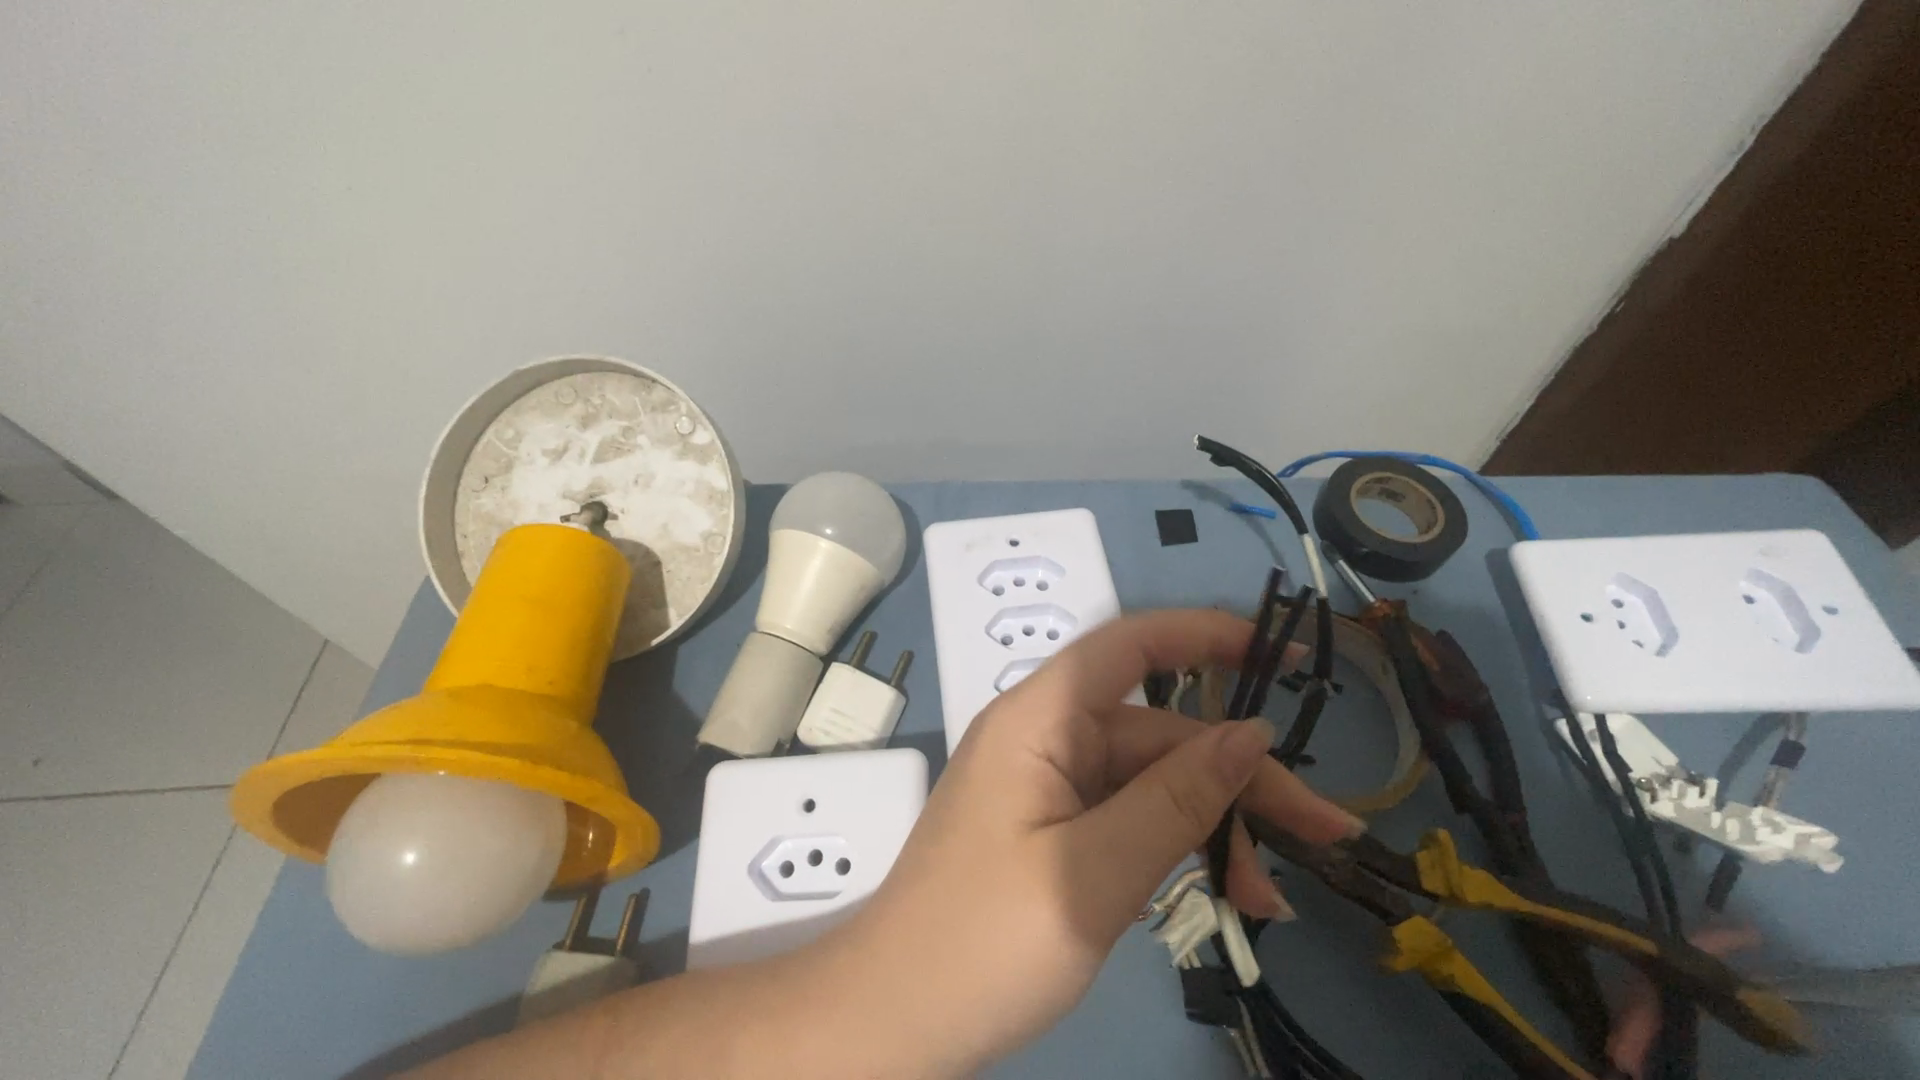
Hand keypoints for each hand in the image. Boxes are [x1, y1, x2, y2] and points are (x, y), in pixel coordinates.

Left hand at [825, 609, 1362, 1076]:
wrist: (895, 1021)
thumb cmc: (985, 942)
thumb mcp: (1094, 872)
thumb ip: (1177, 798)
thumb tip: (1252, 732)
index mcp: (1037, 720)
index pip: (1126, 646)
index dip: (1202, 634)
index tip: (1278, 654)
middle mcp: (1044, 740)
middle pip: (1159, 732)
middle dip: (1239, 777)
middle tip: (1325, 832)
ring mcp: (1049, 789)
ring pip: (1153, 782)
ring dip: (1216, 826)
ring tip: (1272, 898)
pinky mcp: (1055, 833)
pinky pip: (1130, 819)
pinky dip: (1179, 849)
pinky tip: (1228, 894)